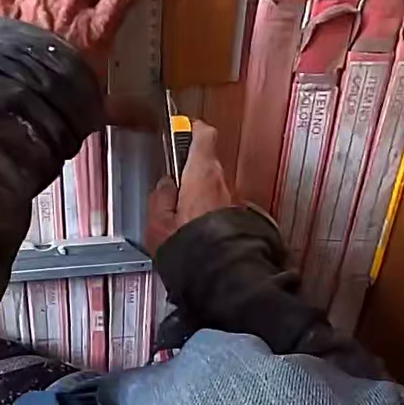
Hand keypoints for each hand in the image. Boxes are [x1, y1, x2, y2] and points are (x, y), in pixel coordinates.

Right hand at [145, 120, 236, 252]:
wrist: (223, 275)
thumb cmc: (191, 247)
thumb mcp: (159, 223)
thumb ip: (160, 198)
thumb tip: (165, 185)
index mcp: (202, 175)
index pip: (205, 135)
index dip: (194, 129)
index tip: (186, 129)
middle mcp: (224, 183)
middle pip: (209, 164)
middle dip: (192, 172)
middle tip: (175, 188)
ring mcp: (236, 201)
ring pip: (217, 189)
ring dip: (203, 196)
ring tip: (185, 218)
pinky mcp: (243, 219)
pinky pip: (224, 208)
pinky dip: (213, 213)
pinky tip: (201, 232)